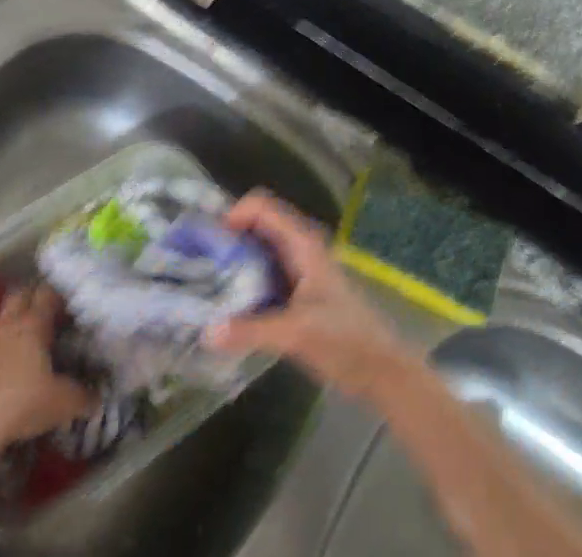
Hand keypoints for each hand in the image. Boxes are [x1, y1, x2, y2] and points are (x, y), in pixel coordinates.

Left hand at [0, 285, 95, 449]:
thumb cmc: (23, 403)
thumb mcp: (63, 404)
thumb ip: (84, 396)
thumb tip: (96, 397)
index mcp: (32, 325)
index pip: (47, 294)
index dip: (60, 295)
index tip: (72, 304)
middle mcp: (7, 324)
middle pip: (20, 295)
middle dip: (35, 299)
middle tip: (52, 317)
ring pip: (2, 317)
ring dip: (15, 322)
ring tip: (31, 343)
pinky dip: (1, 346)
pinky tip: (8, 366)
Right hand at [207, 190, 407, 395]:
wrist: (385, 375)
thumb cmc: (347, 342)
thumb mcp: (297, 334)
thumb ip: (251, 331)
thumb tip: (206, 332)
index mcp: (302, 245)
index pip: (261, 207)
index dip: (232, 215)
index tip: (210, 242)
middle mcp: (298, 251)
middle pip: (254, 228)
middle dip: (224, 239)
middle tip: (196, 262)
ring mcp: (298, 273)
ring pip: (256, 253)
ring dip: (230, 262)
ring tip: (203, 282)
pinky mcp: (296, 295)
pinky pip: (260, 277)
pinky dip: (241, 283)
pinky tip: (224, 306)